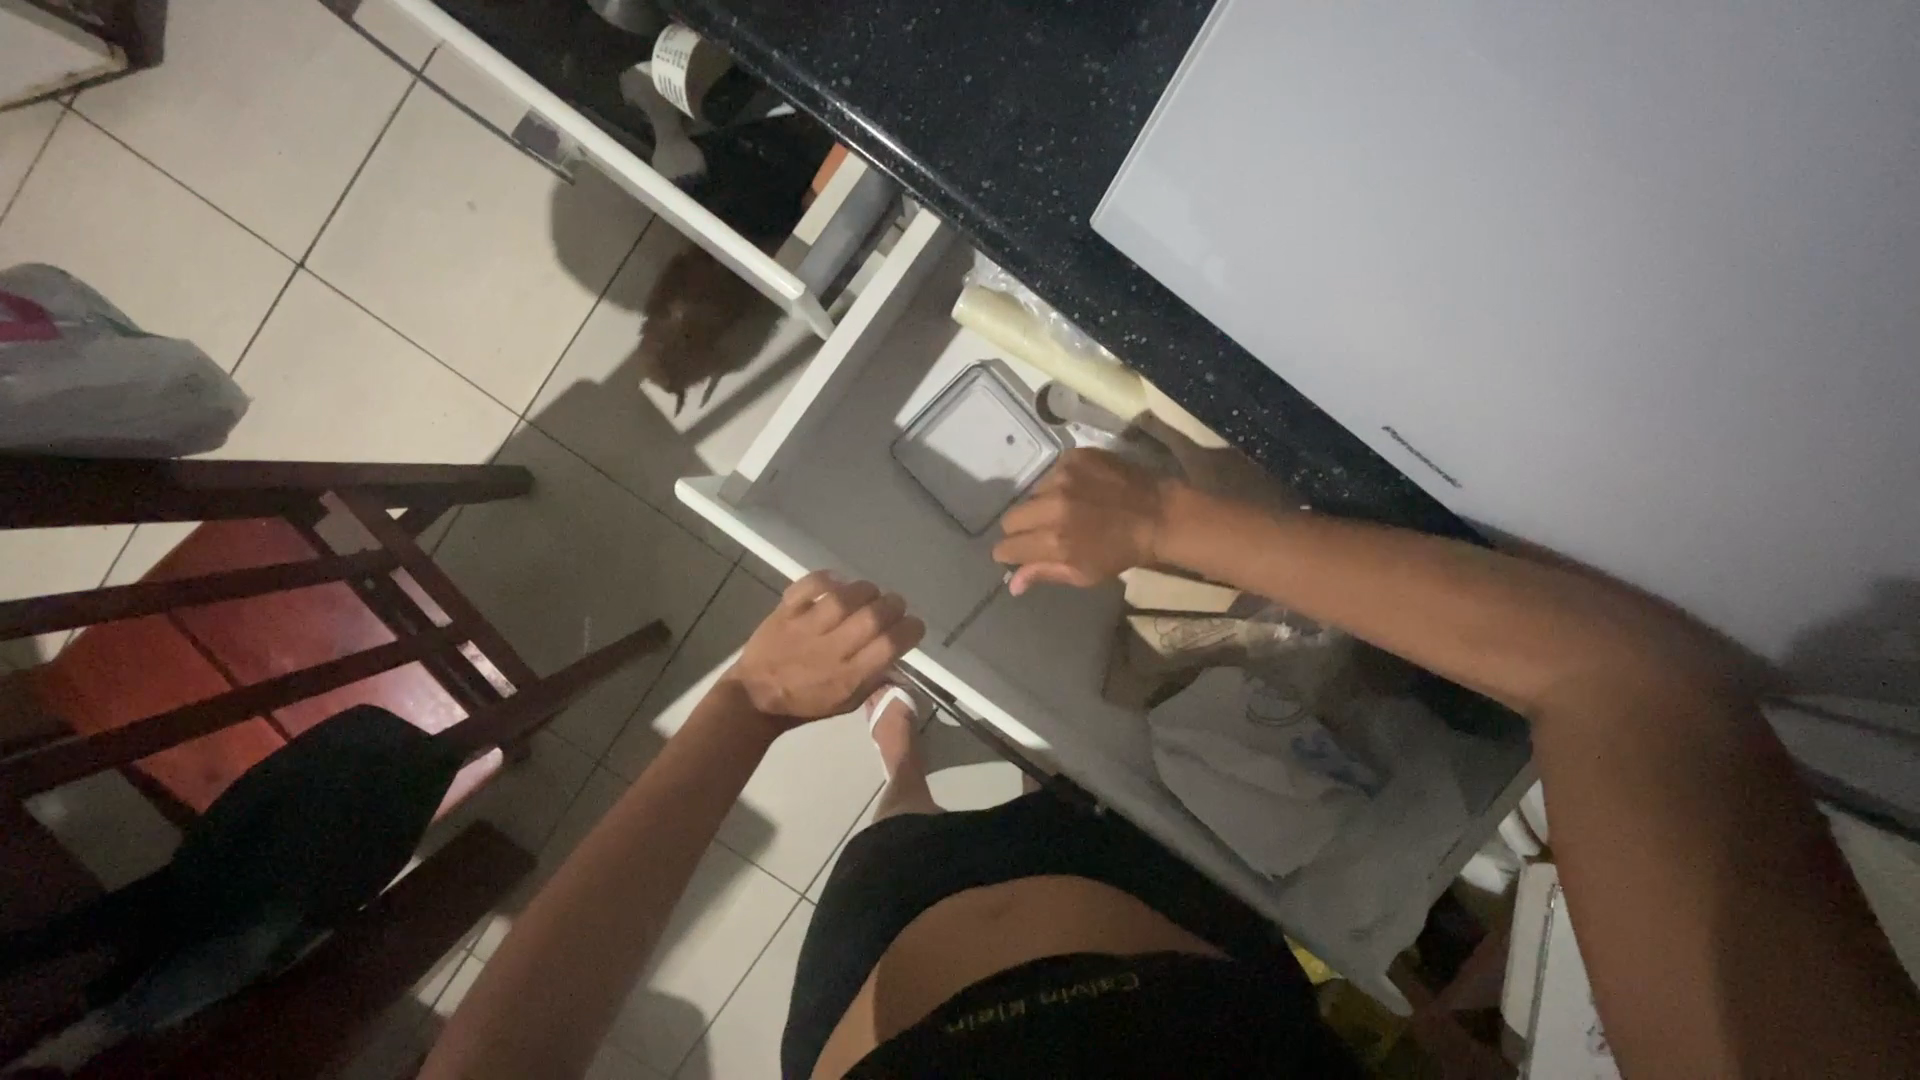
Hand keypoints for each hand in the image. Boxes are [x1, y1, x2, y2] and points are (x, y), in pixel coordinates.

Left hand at [723, 571, 925, 724]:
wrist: (754, 698)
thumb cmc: (806, 704)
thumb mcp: (848, 704)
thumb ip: (875, 681)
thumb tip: (901, 661)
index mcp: (850, 677)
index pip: (890, 646)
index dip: (910, 630)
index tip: (913, 626)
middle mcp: (831, 650)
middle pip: (873, 618)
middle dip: (893, 606)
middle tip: (894, 606)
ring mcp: (806, 629)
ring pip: (844, 599)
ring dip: (865, 591)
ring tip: (870, 593)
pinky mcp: (785, 612)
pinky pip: (808, 587)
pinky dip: (826, 579)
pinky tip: (837, 582)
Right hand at [992, 448, 1182, 594]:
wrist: (1158, 514)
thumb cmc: (1121, 551)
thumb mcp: (1083, 573)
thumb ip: (1044, 573)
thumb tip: (1012, 585)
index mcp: (1055, 541)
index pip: (1007, 546)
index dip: (1009, 552)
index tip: (1016, 553)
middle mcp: (1053, 506)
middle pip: (1011, 518)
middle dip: (1020, 529)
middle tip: (1041, 531)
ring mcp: (1063, 477)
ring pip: (1030, 494)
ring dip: (1041, 504)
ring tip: (1066, 508)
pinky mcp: (1073, 457)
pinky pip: (1050, 473)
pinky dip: (1059, 484)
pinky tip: (1079, 490)